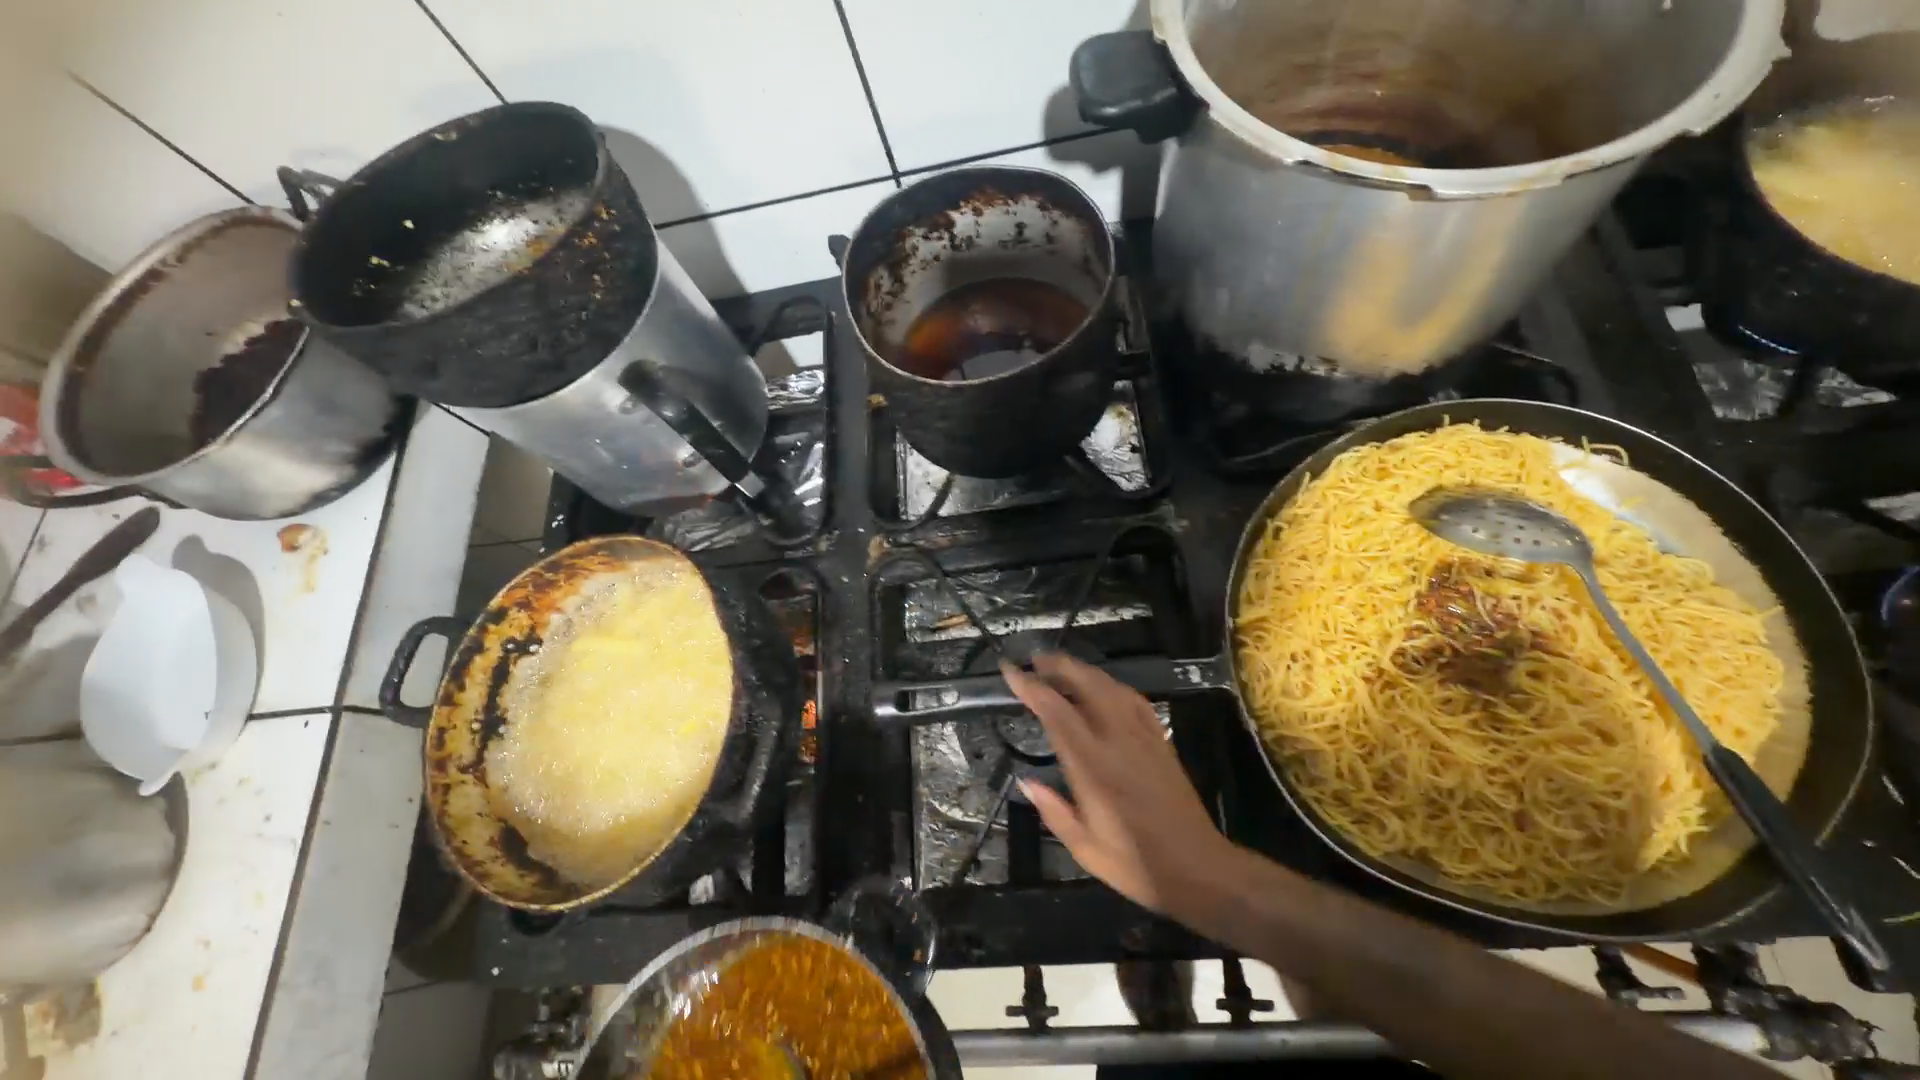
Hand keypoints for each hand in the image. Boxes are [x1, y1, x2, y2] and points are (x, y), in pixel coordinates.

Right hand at [1001, 654, 1235, 915]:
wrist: (1198, 868)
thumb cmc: (1136, 864)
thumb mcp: (1085, 848)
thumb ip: (1054, 811)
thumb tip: (1027, 782)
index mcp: (1093, 766)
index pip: (1056, 712)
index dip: (1031, 687)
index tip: (1010, 671)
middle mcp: (1118, 741)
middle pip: (1088, 685)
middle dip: (1059, 666)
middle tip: (1034, 660)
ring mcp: (1144, 738)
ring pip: (1113, 687)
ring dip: (1085, 671)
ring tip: (1062, 668)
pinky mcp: (1162, 742)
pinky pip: (1136, 702)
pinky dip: (1114, 687)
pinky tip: (1105, 689)